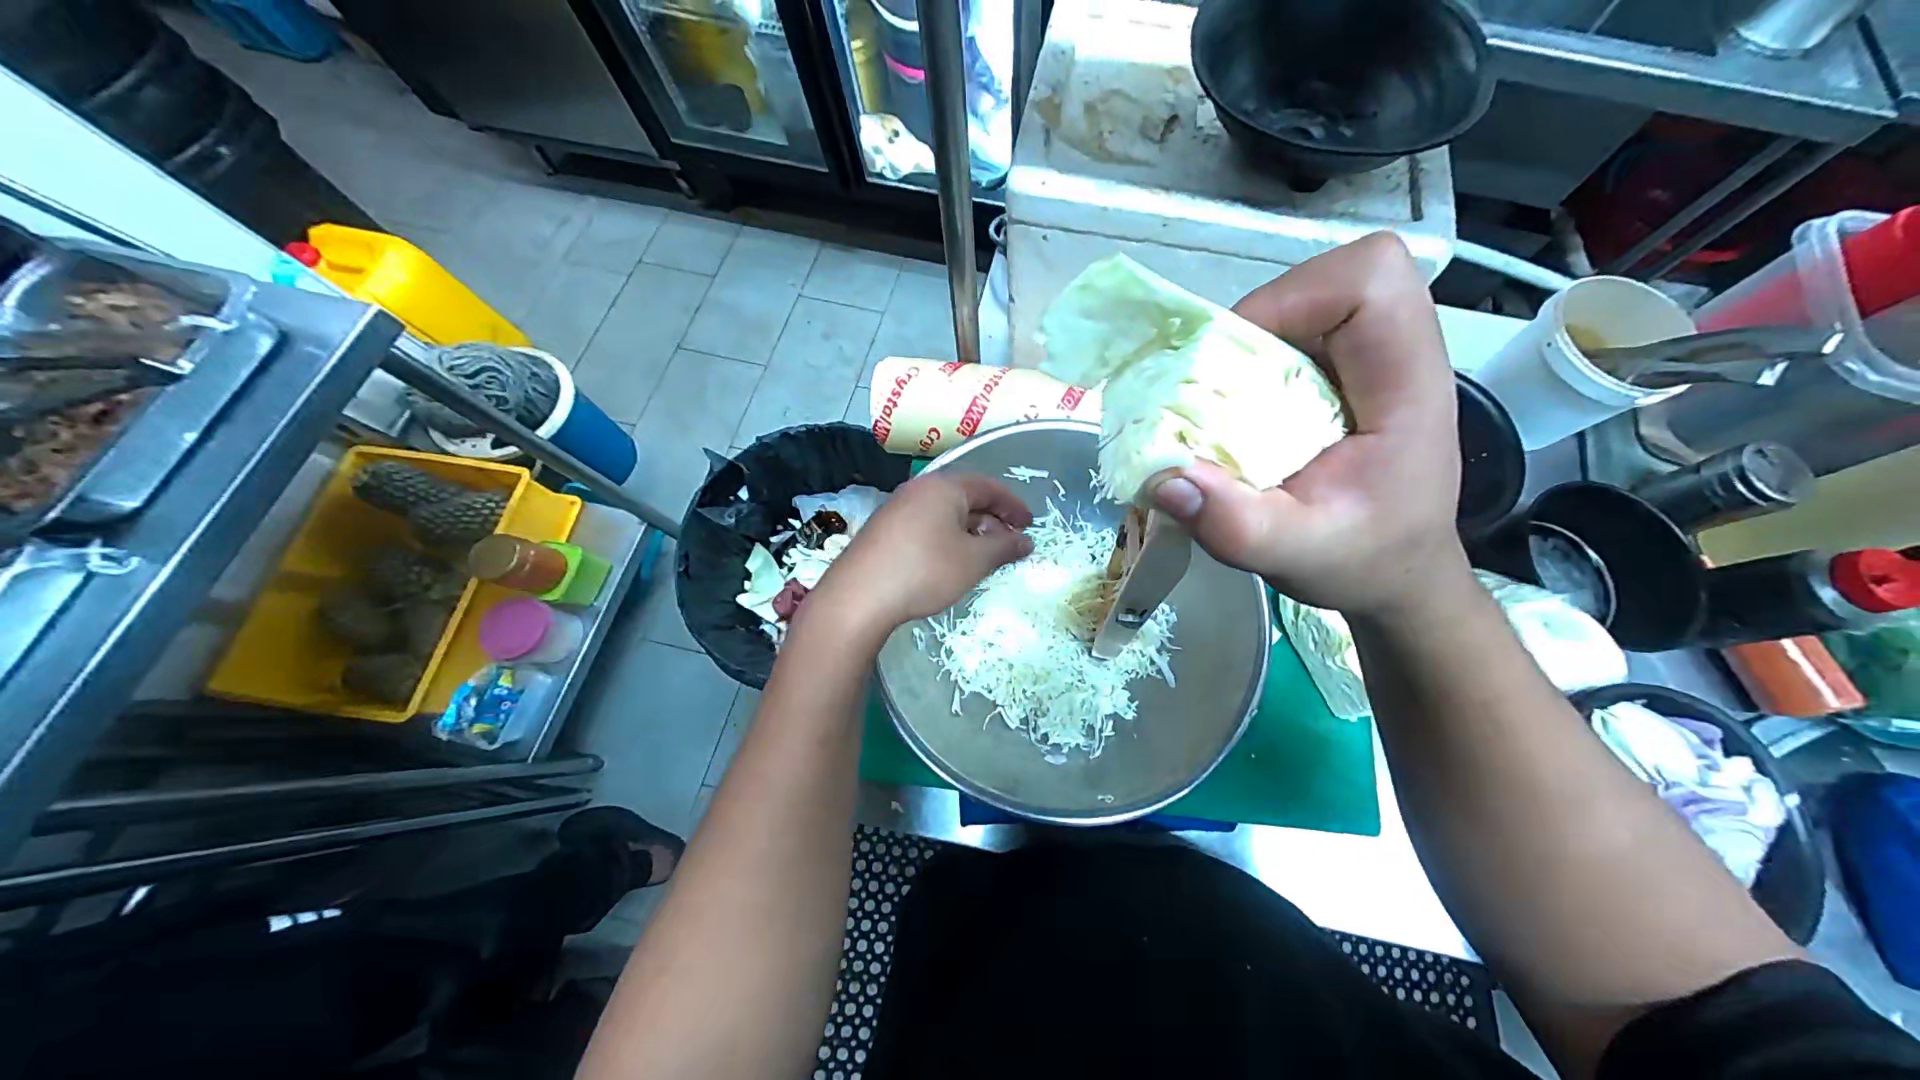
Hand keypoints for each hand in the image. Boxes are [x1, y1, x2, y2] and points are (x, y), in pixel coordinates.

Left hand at [805, 472, 1033, 636]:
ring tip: (984, 555)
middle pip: (965, 497)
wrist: (859, 597)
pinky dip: (946, 537)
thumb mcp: (973, 561)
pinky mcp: (884, 530)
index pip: (988, 486)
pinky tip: (950, 562)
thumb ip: (1004, 547)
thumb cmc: (925, 571)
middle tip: (1010, 542)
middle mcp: (919, 489)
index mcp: (944, 487)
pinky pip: (925, 525)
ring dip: (969, 530)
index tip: (1030, 525)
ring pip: (944, 513)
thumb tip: (1025, 541)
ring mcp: (898, 508)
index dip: (1013, 505)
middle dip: (992, 519)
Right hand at [1149, 232, 1469, 616]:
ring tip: (1223, 396)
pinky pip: (1294, 333)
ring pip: (1307, 300)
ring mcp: (1368, 361)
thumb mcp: (1296, 554)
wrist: (1393, 574)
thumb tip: (1162, 478)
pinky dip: (1251, 358)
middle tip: (1219, 379)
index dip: (1293, 297)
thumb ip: (1234, 525)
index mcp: (1406, 385)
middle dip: (1261, 317)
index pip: (1369, 280)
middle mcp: (1394, 357)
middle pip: (1331, 277)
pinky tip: (1235, 406)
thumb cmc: (1362, 561)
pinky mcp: (1342, 374)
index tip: (1238, 357)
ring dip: (1249, 339)